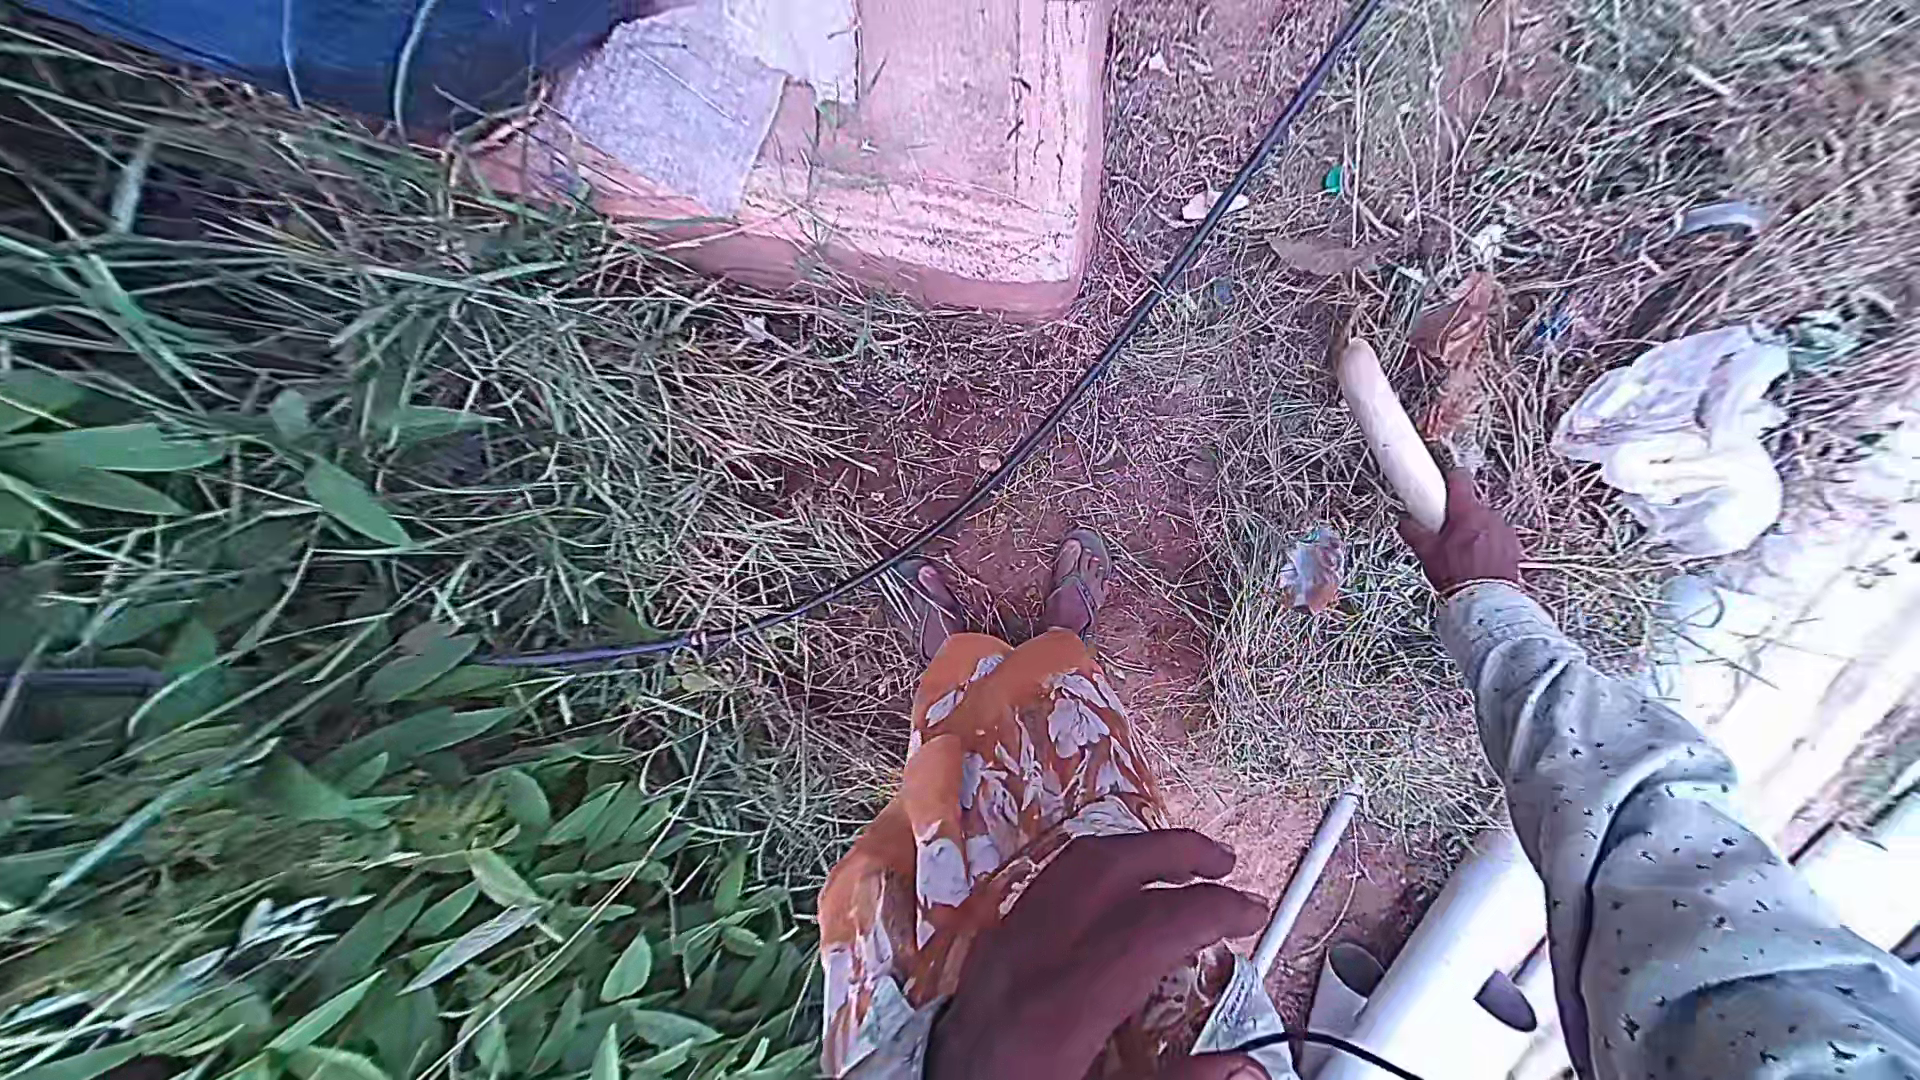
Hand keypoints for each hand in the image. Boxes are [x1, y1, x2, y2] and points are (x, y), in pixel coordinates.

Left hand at [925, 830, 1267, 1079]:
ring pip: (1074, 861)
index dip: (1207, 909)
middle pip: (1104, 868)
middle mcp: (1026, 956)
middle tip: (1221, 861)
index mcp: (1056, 1011)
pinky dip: (1100, 864)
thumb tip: (1246, 1068)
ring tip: (1182, 861)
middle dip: (1171, 851)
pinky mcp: (996, 937)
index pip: (1144, 928)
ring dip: (1134, 849)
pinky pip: (1052, 877)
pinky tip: (1126, 881)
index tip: (1248, 908)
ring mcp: (1005, 938)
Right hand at [1396, 470, 1522, 593]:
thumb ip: (1412, 531)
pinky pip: (1495, 534)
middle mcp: (1490, 516)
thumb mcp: (1425, 552)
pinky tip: (1473, 556)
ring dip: (1472, 527)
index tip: (1440, 479)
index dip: (1448, 476)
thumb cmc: (1456, 575)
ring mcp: (1504, 530)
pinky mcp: (1513, 543)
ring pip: (1483, 519)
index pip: (1460, 480)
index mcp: (1467, 513)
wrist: (1485, 598)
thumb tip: (1403, 521)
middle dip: (1456, 513)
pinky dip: (1485, 540)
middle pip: (1469, 503)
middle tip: (1442, 529)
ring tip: (1458, 548)